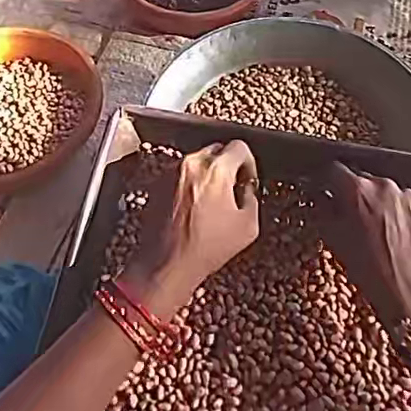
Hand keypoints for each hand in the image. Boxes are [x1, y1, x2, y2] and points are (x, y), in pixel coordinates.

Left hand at [120, 141, 260, 318]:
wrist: (167, 264)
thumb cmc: (206, 248)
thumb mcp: (247, 226)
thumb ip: (252, 197)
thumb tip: (246, 188)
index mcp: (215, 171)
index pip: (239, 147)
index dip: (249, 163)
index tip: (248, 178)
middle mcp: (190, 165)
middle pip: (216, 150)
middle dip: (228, 167)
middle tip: (232, 189)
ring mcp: (170, 173)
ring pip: (197, 162)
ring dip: (208, 175)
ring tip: (212, 203)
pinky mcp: (158, 184)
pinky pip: (180, 174)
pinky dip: (191, 184)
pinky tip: (195, 208)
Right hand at [320, 162, 410, 322]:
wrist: (407, 291)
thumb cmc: (369, 268)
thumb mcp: (333, 238)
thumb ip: (322, 208)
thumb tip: (320, 195)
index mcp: (357, 190)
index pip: (335, 169)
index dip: (327, 180)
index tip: (325, 187)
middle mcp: (384, 186)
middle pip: (362, 178)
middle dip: (354, 193)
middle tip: (351, 216)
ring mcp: (408, 195)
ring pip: (385, 190)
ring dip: (378, 202)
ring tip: (376, 229)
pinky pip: (406, 201)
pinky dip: (399, 211)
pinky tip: (394, 232)